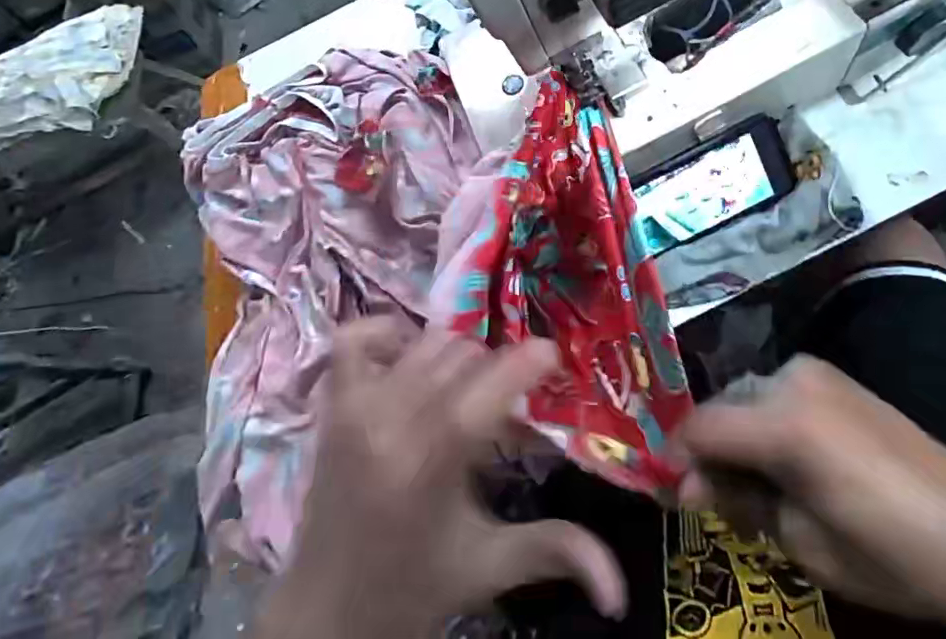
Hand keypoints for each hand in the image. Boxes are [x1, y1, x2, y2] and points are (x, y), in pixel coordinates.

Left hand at [256, 320, 626, 638]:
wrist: (324, 613)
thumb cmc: (414, 587)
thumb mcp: (491, 567)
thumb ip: (557, 552)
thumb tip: (621, 589)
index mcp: (432, 460)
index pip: (489, 384)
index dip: (530, 361)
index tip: (556, 361)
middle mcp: (391, 419)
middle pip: (466, 356)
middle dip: (498, 372)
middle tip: (509, 408)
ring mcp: (356, 406)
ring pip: (428, 343)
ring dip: (459, 359)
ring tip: (470, 395)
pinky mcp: (333, 404)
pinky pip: (356, 337)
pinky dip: (388, 334)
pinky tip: (409, 358)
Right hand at [677, 357, 945, 638]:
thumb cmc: (894, 553)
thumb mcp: (804, 543)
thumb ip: (738, 500)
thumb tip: (689, 483)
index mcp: (784, 420)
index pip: (699, 427)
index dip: (675, 460)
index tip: (670, 495)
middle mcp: (793, 378)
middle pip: (721, 407)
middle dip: (707, 451)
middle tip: (711, 502)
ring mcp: (817, 371)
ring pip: (747, 398)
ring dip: (737, 438)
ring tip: (752, 490)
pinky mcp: (836, 377)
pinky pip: (777, 394)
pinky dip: (765, 425)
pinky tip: (784, 465)